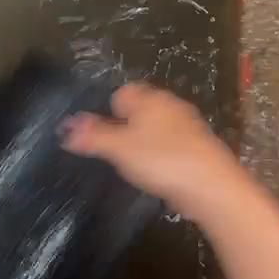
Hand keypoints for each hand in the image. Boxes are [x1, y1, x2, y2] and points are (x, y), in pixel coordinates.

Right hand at [61, 84, 246, 219]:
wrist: (212, 186)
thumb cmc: (162, 160)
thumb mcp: (118, 148)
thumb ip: (91, 136)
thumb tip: (65, 127)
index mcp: (150, 99)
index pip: (121, 92)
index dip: (107, 111)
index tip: (100, 136)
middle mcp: (170, 105)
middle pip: (139, 109)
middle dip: (124, 127)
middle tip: (114, 152)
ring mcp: (187, 126)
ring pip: (156, 128)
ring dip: (143, 144)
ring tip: (134, 167)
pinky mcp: (197, 147)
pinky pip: (171, 146)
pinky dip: (161, 157)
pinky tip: (158, 175)